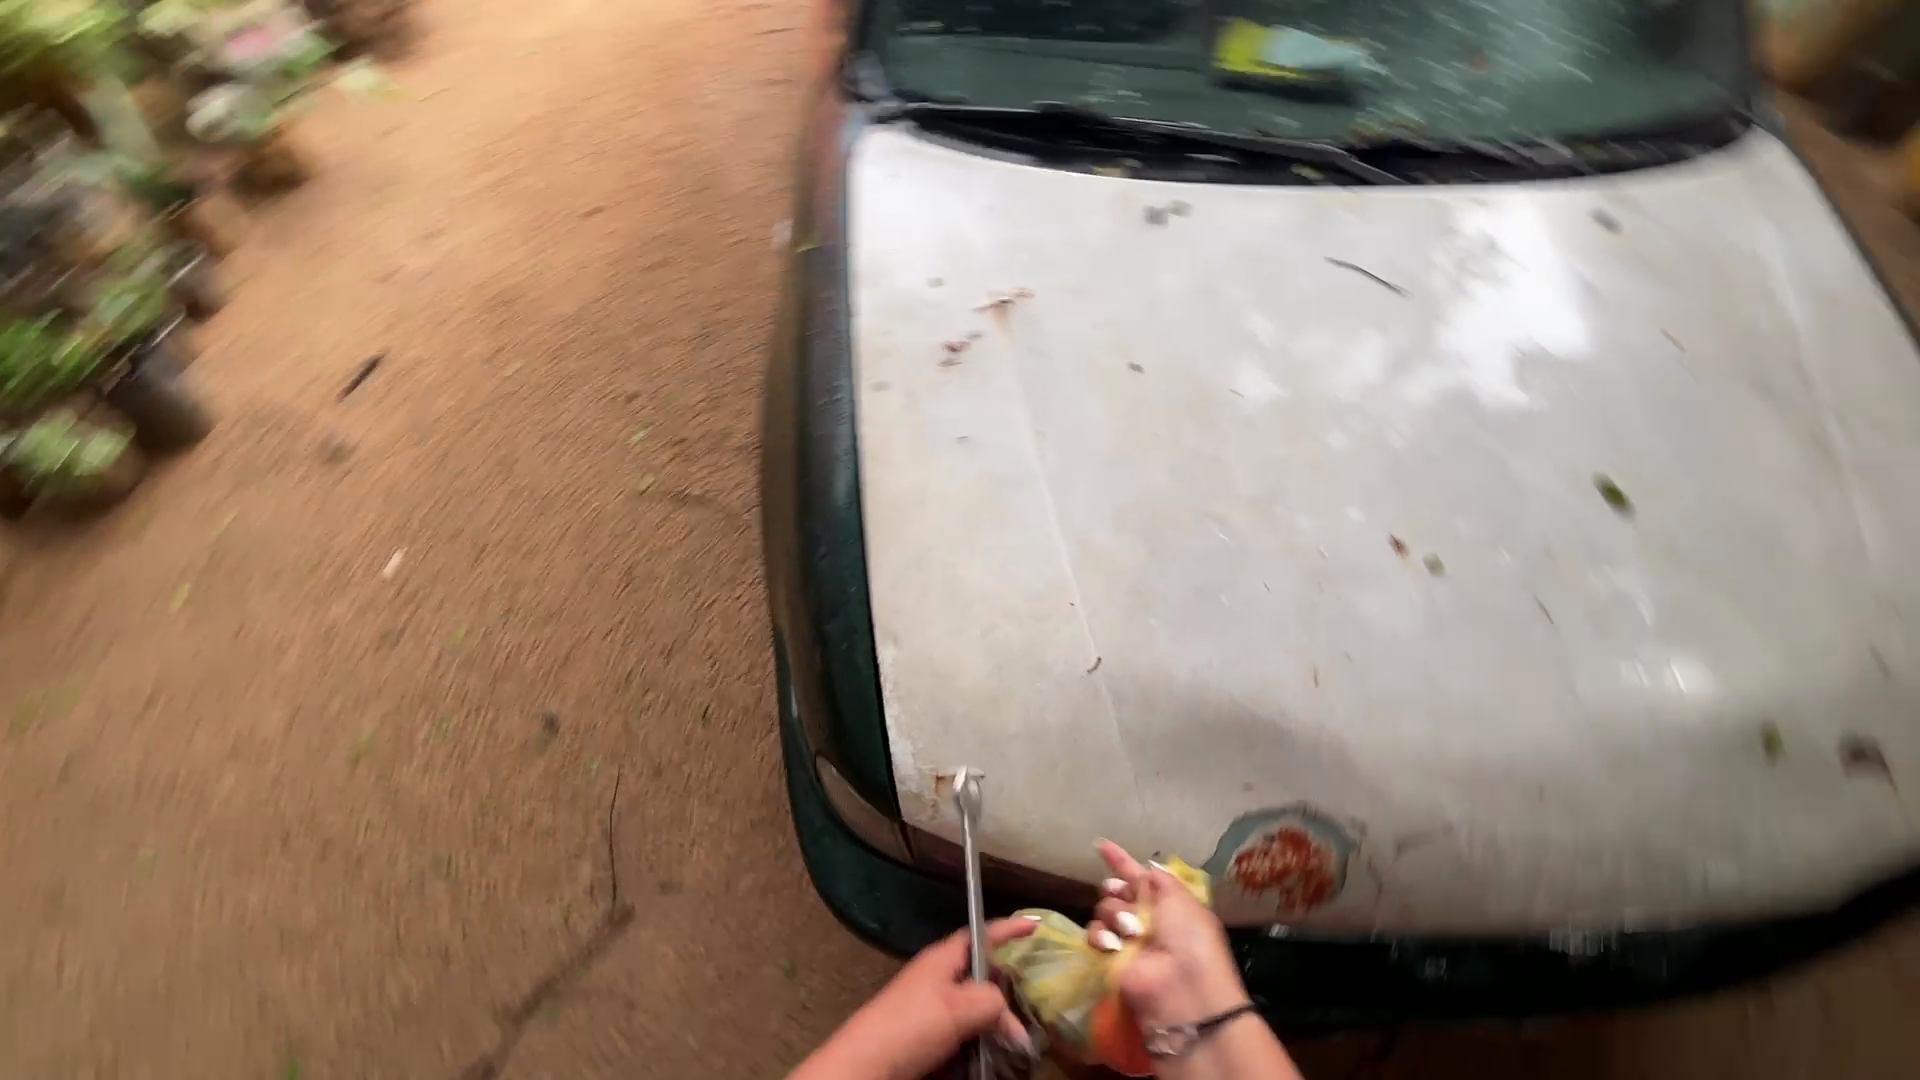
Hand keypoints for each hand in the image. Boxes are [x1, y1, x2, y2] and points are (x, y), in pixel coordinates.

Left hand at [789, 917, 1037, 1079]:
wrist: (868, 1066)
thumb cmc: (911, 1024)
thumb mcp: (958, 1006)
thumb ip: (991, 1000)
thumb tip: (1012, 1017)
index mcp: (943, 958)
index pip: (982, 933)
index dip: (1009, 927)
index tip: (1036, 923)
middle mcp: (938, 978)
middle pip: (981, 975)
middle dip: (1005, 989)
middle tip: (1029, 1004)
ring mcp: (931, 1008)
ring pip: (973, 1009)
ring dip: (993, 1023)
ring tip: (1015, 1040)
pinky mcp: (927, 1037)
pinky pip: (962, 1033)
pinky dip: (977, 1042)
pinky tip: (990, 1056)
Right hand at [1087, 840, 1250, 1029]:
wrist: (1184, 989)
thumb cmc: (1189, 938)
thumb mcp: (1181, 899)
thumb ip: (1160, 879)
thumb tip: (1146, 867)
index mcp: (1166, 903)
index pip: (1137, 875)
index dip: (1120, 860)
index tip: (1100, 844)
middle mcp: (1145, 919)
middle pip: (1117, 891)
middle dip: (1116, 889)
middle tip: (1121, 894)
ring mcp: (1127, 939)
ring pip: (1104, 910)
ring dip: (1114, 913)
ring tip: (1130, 930)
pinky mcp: (1111, 959)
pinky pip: (1096, 935)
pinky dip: (1102, 935)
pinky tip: (1114, 945)